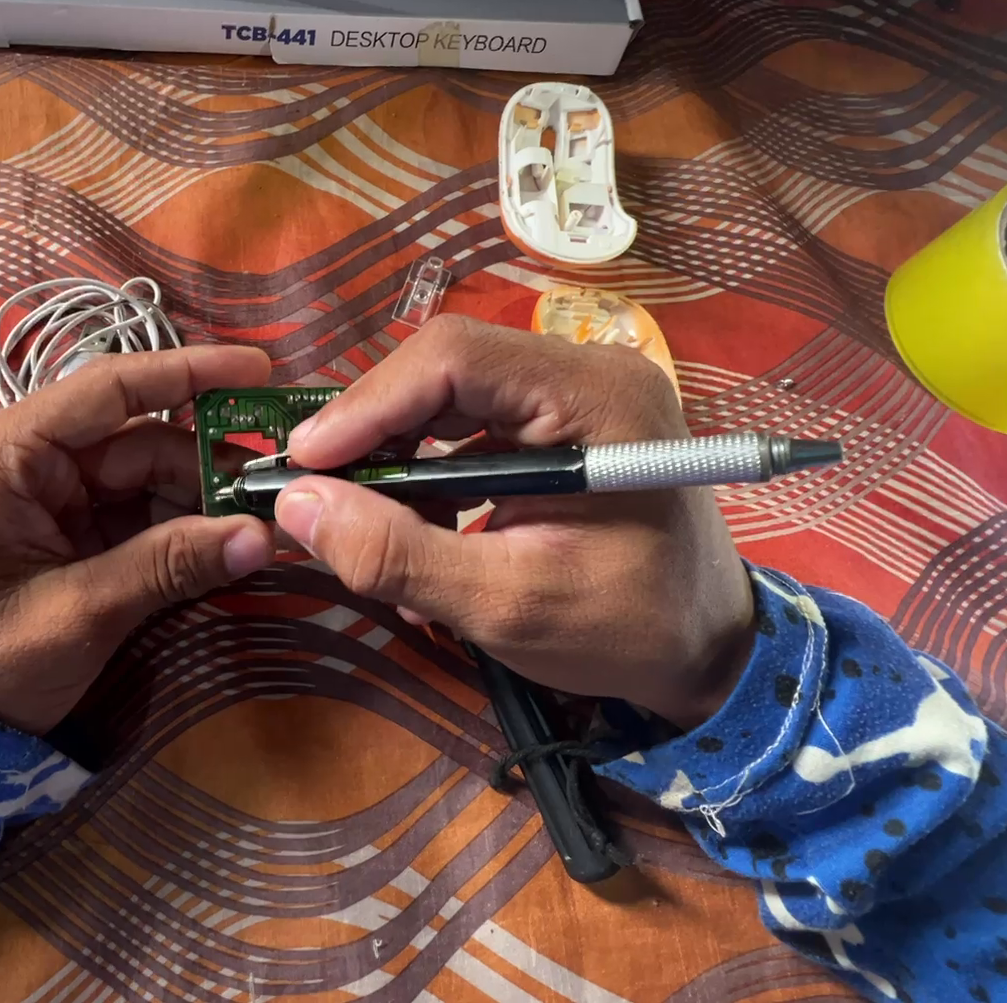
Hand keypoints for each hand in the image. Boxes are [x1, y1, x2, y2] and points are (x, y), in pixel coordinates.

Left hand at [0, 347, 276, 733]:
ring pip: (143, 480)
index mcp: (6, 455)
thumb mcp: (73, 616)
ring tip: (258, 531)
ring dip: (198, 505)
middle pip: (139, 441)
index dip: (189, 373)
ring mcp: (45, 498)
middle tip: (279, 491)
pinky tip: (219, 551)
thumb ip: (167, 567)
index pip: (109, 389)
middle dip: (208, 464)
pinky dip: (175, 533)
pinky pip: (131, 517)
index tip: (261, 371)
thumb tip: (264, 536)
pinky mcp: (60, 534)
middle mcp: (27, 461)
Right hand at [273, 316, 753, 729]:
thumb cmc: (627, 632)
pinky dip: (421, 465)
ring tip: (358, 511)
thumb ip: (399, 556)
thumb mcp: (507, 605)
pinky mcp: (556, 421)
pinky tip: (408, 518)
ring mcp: (573, 392)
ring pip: (446, 391)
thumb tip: (298, 505)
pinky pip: (465, 420)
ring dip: (391, 448)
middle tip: (317, 488)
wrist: (708, 650)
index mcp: (596, 397)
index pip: (455, 356)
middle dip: (372, 427)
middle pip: (445, 366)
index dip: (369, 402)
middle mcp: (585, 371)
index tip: (305, 463)